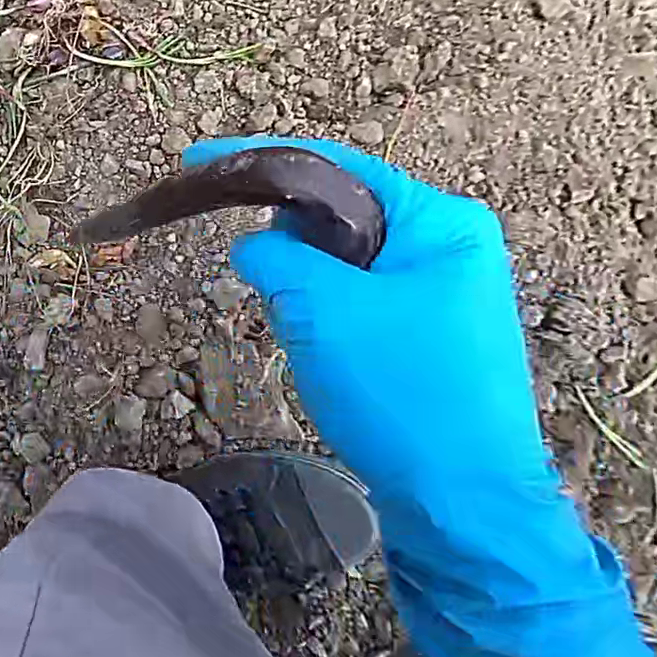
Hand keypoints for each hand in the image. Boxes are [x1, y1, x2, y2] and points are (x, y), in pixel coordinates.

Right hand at [184, 137, 656, 656]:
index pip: (334, 165)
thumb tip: (252, 244)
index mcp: (436, 220)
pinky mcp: (414, 326)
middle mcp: (440, 243)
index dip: (258, 157)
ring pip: (334, 260)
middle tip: (260, 280)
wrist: (460, 499)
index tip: (196, 158)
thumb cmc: (399, 388)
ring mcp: (431, 288)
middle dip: (286, 243)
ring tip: (299, 332)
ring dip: (299, 286)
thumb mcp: (323, 309)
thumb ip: (276, 258)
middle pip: (334, 213)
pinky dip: (314, 311)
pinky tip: (316, 348)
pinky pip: (345, 296)